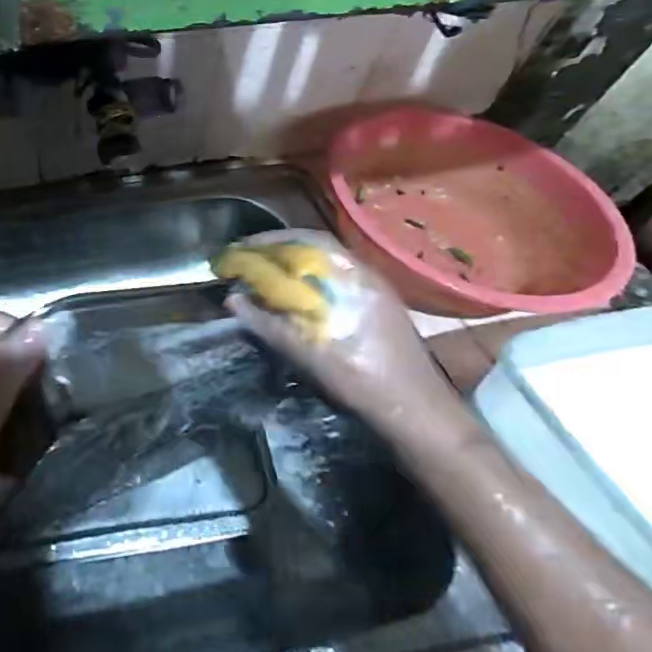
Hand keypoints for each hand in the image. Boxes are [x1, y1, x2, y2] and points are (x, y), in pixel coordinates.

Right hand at [217, 229, 462, 434]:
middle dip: (278, 251)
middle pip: (316, 249)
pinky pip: (337, 280)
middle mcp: (365, 274)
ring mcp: (374, 289)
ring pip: (327, 265)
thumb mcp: (311, 358)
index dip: (270, 240)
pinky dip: (310, 281)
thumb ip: (271, 326)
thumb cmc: (364, 384)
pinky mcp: (377, 306)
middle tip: (246, 261)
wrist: (418, 411)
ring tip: (264, 276)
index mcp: (353, 278)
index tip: (242, 248)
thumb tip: (233, 299)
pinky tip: (294, 298)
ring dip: (294, 265)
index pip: (307, 241)